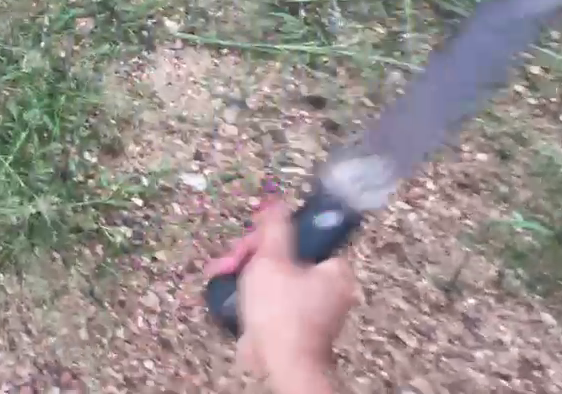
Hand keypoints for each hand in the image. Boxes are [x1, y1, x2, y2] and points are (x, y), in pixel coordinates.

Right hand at [206, 202, 358, 393]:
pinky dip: (254, 290)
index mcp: (335, 272)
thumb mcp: (271, 257)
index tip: (254, 239)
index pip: (305, 237)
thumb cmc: (281, 309)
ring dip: (249, 269)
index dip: (276, 234)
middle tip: (237, 258)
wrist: (280, 360)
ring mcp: (314, 308)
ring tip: (227, 272)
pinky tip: (232, 287)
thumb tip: (279, 201)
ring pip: (276, 273)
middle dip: (254, 253)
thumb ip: (275, 226)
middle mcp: (330, 290)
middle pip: (287, 254)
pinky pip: (273, 294)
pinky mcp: (296, 322)